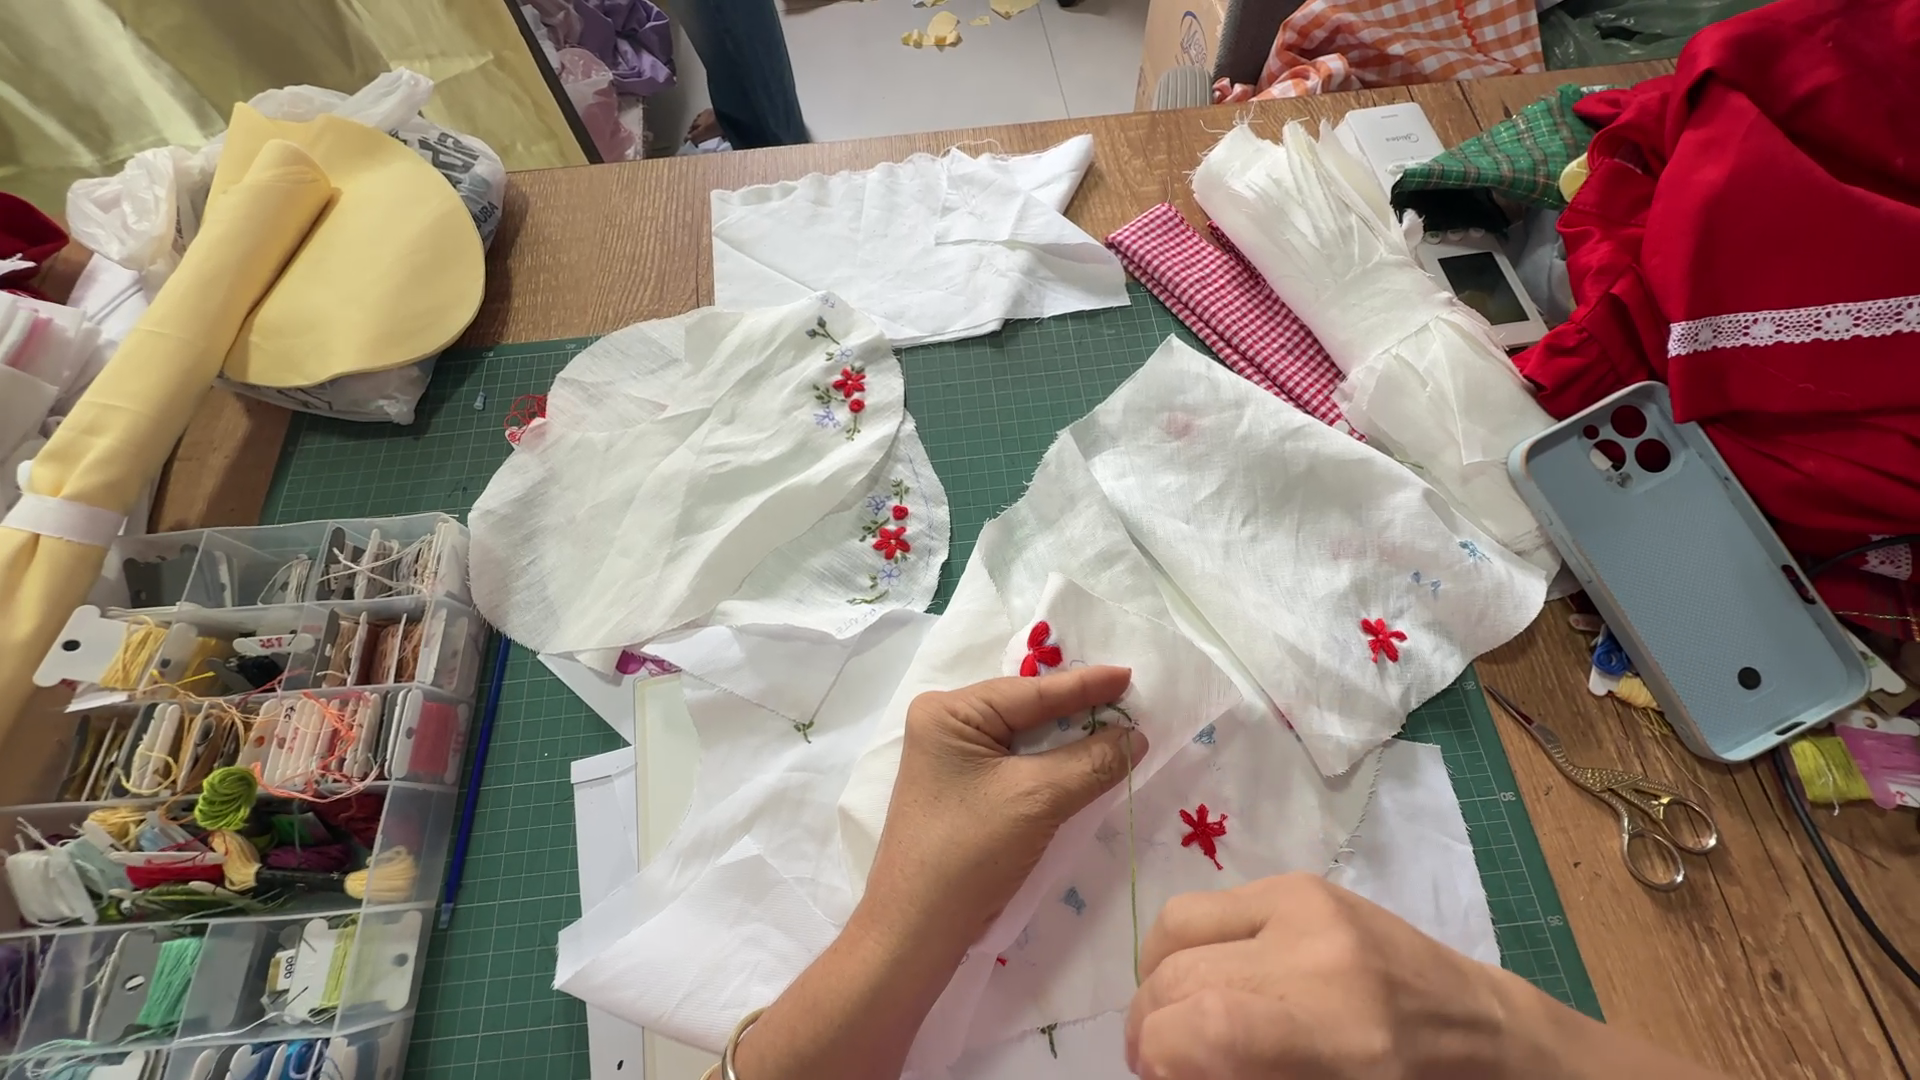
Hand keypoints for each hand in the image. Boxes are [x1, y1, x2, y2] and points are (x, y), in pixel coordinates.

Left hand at [863, 665, 1148, 953]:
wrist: (917, 932)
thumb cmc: (969, 853)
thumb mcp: (1036, 799)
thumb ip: (1091, 761)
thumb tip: (1135, 736)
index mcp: (948, 712)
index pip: (1030, 692)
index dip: (1084, 685)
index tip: (1130, 674)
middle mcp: (945, 725)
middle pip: (1025, 710)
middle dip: (1077, 709)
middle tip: (1129, 701)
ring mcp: (951, 758)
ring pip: (1023, 738)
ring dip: (1068, 738)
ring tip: (1115, 726)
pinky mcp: (962, 789)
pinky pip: (1016, 763)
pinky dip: (1051, 763)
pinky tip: (1083, 758)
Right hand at [1125, 874, 1515, 1079]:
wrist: (1499, 1042)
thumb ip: (1245, 1078)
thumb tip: (1170, 1068)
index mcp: (1341, 1031)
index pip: (1207, 1023)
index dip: (1159, 1056)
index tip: (1157, 1078)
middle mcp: (1315, 949)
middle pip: (1180, 974)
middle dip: (1147, 1025)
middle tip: (1151, 1062)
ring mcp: (1304, 901)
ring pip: (1178, 923)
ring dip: (1154, 976)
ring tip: (1165, 1017)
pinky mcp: (1298, 882)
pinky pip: (1209, 906)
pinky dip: (1185, 946)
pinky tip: (1198, 978)